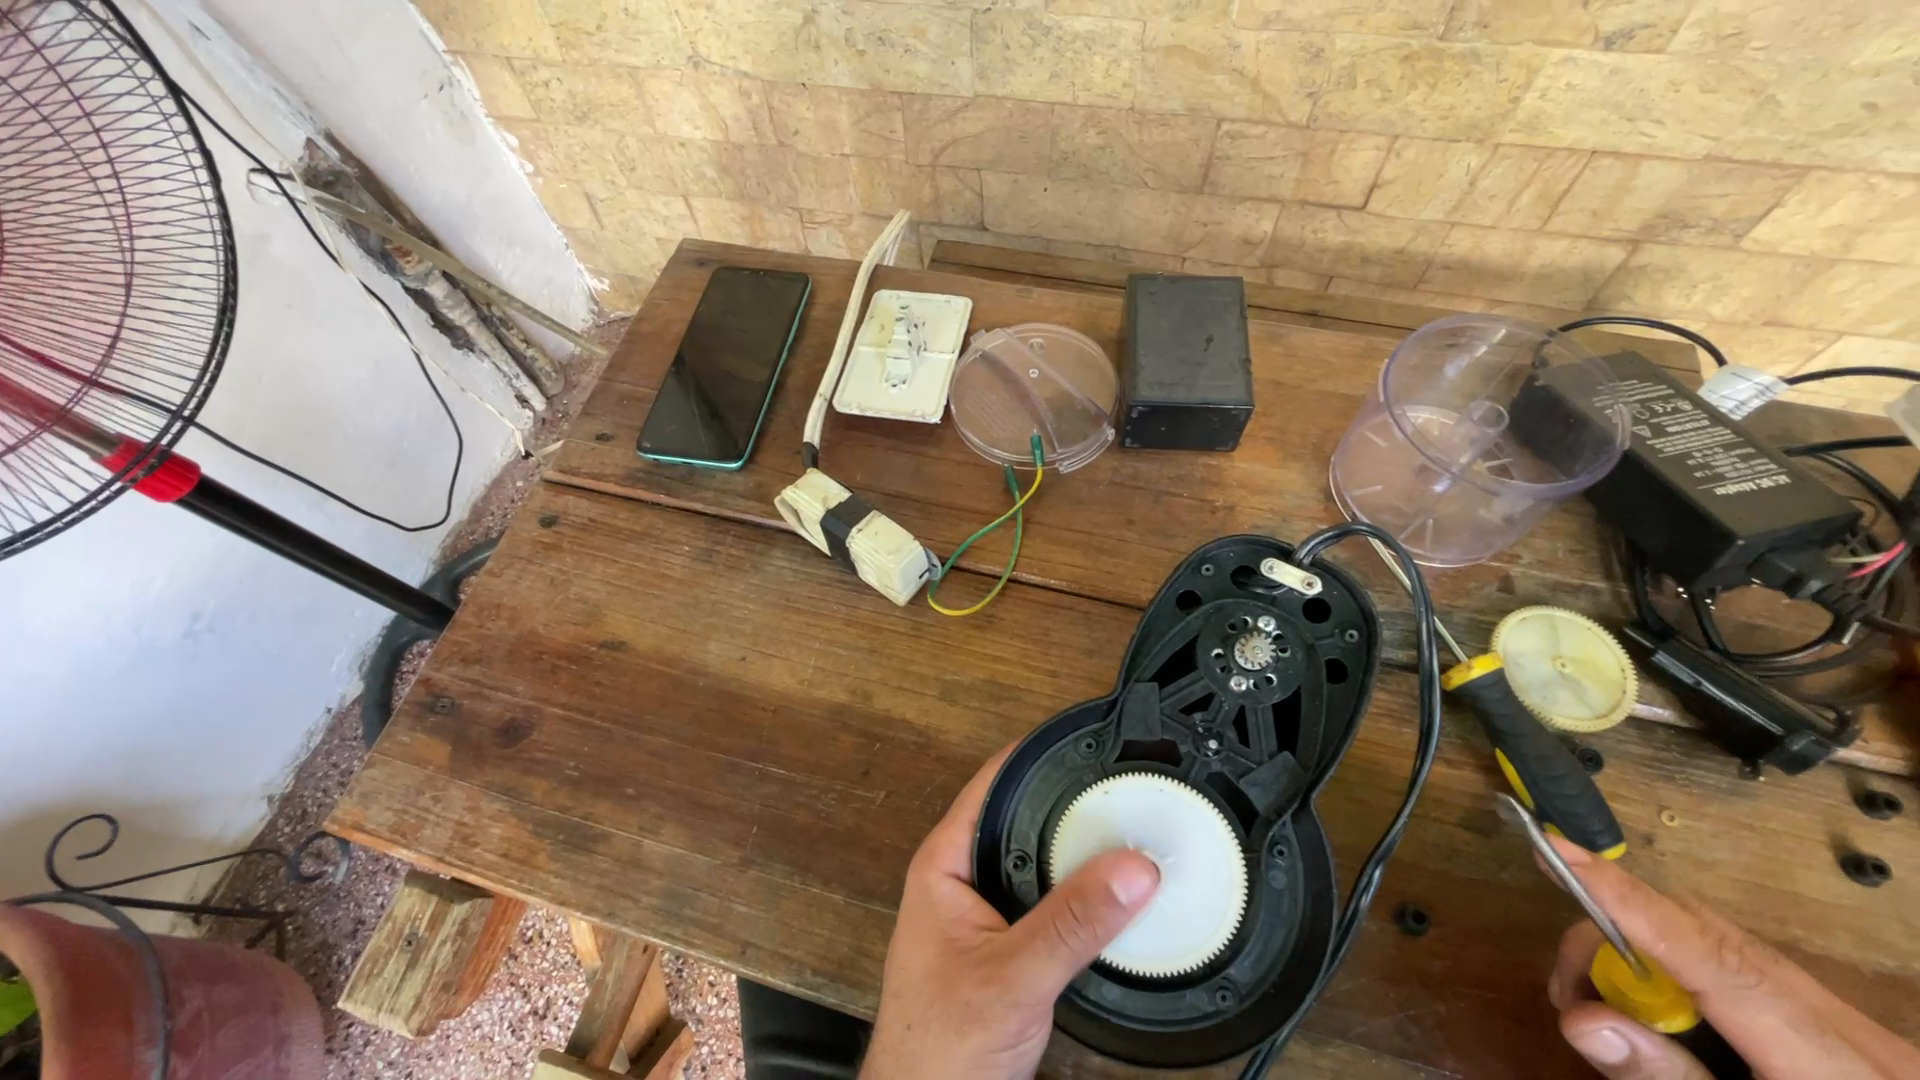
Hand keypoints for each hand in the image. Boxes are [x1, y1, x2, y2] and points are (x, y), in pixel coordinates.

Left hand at [860, 747, 1159, 1079]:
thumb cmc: (938, 1047)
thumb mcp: (1014, 976)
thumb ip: (1073, 923)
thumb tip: (1129, 870)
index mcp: (944, 863)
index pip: (994, 782)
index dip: (1036, 754)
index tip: (1083, 740)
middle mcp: (961, 877)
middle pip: (1020, 816)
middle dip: (1067, 801)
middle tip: (1120, 784)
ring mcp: (982, 910)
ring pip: (1036, 860)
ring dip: (1074, 850)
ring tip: (1124, 831)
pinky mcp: (1003, 942)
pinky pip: (1046, 897)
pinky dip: (1077, 890)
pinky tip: (1108, 895)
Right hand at [1545, 836, 1919, 1078]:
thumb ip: (1666, 1076)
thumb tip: (1578, 1017)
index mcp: (1828, 1058)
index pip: (1709, 955)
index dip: (1625, 899)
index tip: (1553, 846)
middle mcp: (1840, 1020)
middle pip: (1699, 931)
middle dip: (1613, 938)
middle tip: (1567, 993)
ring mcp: (1842, 1015)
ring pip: (1712, 938)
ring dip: (1639, 956)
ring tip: (1604, 1010)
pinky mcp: (1833, 1017)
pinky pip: (1734, 962)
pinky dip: (1676, 972)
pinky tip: (1661, 1016)